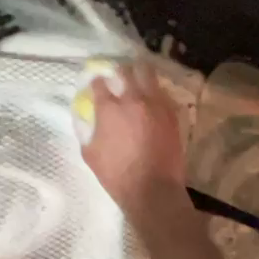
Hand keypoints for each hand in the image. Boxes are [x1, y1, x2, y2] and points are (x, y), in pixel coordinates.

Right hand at [82, 60, 188, 226]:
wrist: (153, 189)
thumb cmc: (117, 175)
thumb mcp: (90, 154)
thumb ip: (86, 130)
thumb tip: (86, 117)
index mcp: (110, 108)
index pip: (99, 83)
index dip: (96, 82)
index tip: (96, 85)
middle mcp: (133, 99)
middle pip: (126, 70)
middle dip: (119, 71)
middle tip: (118, 78)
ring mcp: (156, 104)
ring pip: (149, 75)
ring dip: (140, 75)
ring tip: (137, 82)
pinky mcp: (172, 114)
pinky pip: (164, 94)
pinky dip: (156, 93)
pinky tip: (153, 101)